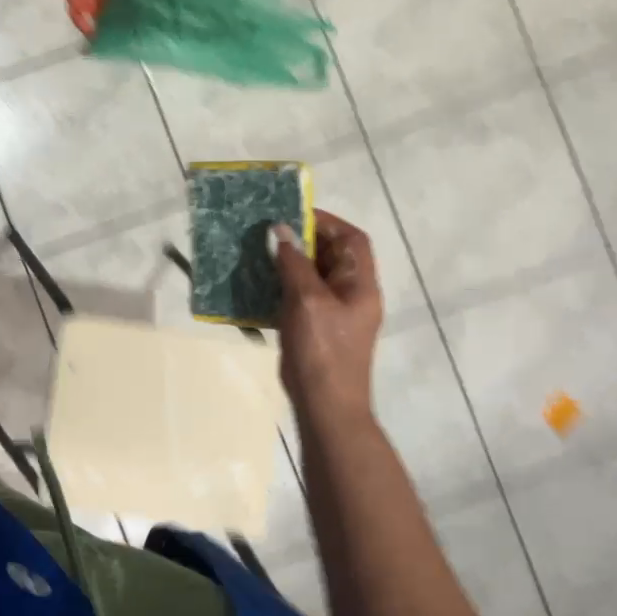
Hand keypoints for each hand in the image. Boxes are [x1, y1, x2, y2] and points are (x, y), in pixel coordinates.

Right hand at [274, 210, 382, 418]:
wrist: (325, 402)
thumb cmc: (323, 349)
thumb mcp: (308, 300)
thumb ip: (294, 262)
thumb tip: (280, 229)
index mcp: (360, 285)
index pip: (353, 240)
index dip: (327, 221)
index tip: (292, 213)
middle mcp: (350, 293)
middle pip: (332, 253)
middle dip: (302, 237)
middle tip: (267, 228)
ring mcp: (332, 310)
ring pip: (312, 271)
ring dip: (287, 258)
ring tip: (256, 248)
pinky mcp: (313, 323)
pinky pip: (298, 291)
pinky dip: (279, 279)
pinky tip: (256, 277)